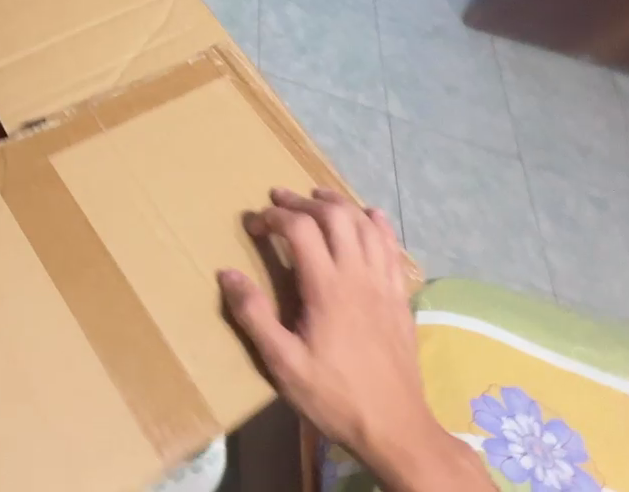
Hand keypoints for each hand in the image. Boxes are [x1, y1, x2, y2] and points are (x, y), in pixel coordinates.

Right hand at [219, 189, 485, 491]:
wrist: (398, 431)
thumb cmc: (335, 397)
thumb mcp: (283, 364)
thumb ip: (254, 316)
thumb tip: (227, 273)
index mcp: (327, 288)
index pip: (299, 229)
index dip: (274, 217)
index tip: (255, 226)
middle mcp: (358, 277)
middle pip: (334, 216)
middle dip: (302, 202)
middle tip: (278, 200)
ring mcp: (384, 285)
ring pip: (365, 225)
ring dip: (339, 204)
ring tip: (317, 197)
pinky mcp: (400, 298)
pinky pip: (392, 247)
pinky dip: (378, 224)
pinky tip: (369, 217)